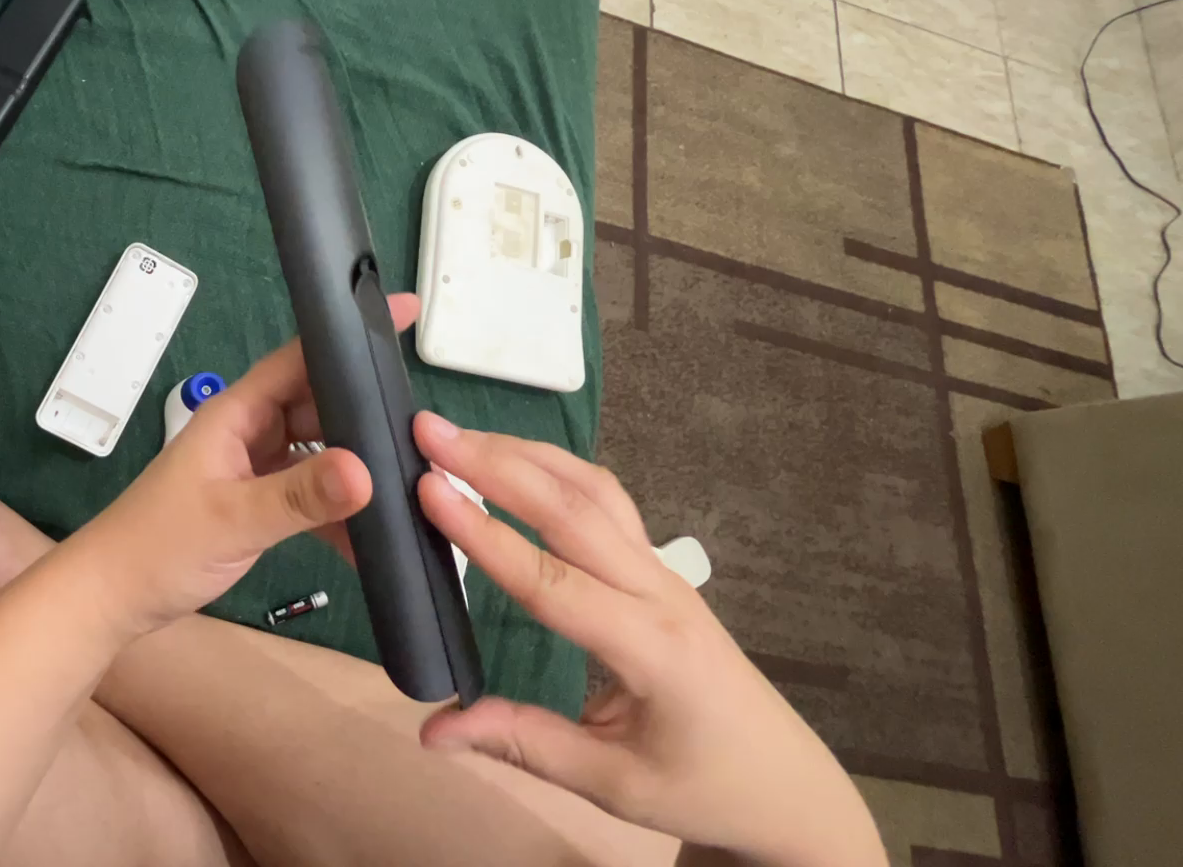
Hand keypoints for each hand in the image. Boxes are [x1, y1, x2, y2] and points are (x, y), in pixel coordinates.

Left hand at [67, 294, 420, 637]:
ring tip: (409, 477)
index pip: (298, 359)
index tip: (398, 314)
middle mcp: (250, 430)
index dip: (347, 337)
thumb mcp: (233, 517)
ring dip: (354, 465)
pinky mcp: (260, 501)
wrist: (115, 597)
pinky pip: (309, 494)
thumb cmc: (160, 544)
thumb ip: (299, 495)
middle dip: (365, 410)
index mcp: (238, 413)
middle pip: (318, 404)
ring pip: (319, 451)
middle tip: (422, 424)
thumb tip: (367, 471)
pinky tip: (370, 536)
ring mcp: (255, 466)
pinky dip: (337, 511)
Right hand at [411, 415, 885, 866]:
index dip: (483, 534)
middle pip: (571, 510)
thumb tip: (431, 730)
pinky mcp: (654, 562)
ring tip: (459, 434)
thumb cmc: (703, 787)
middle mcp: (657, 590)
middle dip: (494, 463)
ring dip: (522, 453)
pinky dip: (552, 465)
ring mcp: (660, 568)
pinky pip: (602, 497)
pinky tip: (513, 457)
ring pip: (589, 488)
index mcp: (651, 650)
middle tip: (428, 430)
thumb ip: (521, 743)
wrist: (791, 785)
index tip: (427, 488)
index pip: (552, 581)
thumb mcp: (613, 785)